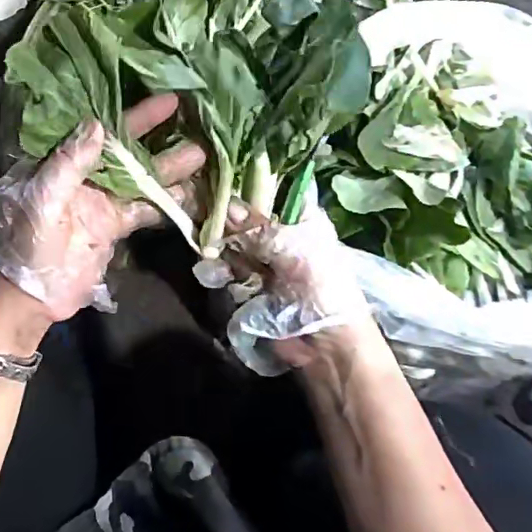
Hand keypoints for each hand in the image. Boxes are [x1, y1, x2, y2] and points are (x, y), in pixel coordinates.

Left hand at [0, 93, 204, 320]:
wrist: (33, 297)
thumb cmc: (27, 245)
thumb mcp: (42, 200)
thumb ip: (68, 163)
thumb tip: (98, 125)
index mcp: (57, 162)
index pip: (95, 130)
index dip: (126, 114)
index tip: (161, 100)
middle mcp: (80, 175)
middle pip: (122, 150)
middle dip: (153, 133)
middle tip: (189, 113)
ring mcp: (99, 200)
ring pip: (138, 177)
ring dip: (167, 167)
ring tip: (201, 152)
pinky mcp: (112, 224)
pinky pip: (143, 208)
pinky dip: (165, 201)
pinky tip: (191, 192)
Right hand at [223, 200, 382, 374]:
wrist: (327, 348)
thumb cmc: (324, 291)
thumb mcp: (295, 251)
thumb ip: (259, 229)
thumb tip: (228, 205)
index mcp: (299, 220)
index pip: (267, 191)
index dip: (243, 187)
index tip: (215, 183)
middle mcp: (279, 235)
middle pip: (242, 217)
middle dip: (223, 220)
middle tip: (203, 220)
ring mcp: (262, 261)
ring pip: (229, 242)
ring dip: (218, 248)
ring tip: (211, 257)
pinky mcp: (248, 284)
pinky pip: (225, 269)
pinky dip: (218, 271)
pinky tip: (214, 274)